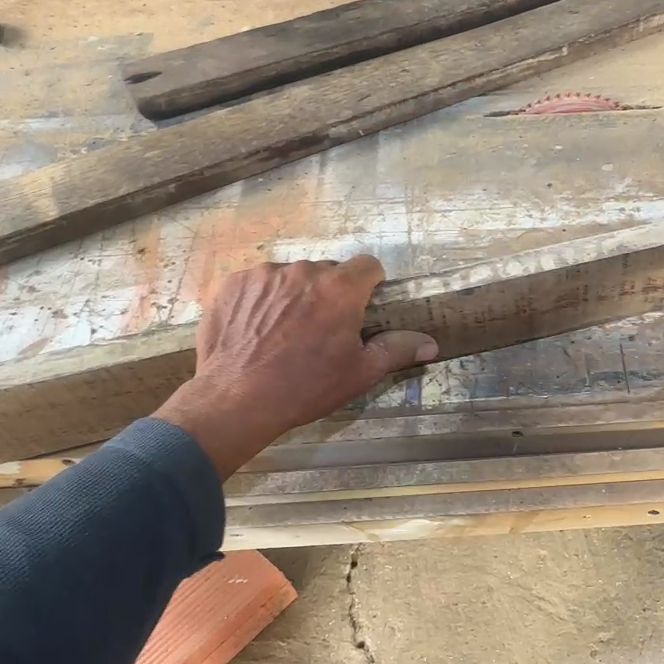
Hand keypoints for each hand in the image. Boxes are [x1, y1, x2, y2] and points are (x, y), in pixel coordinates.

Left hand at [154, 255, 436, 477]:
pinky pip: (258, 284)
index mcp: (340, 289)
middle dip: (330, 294)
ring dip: (295, 296)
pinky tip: (257, 332)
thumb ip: (396, 350)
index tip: (363, 309)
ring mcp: (263, 274)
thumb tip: (431, 344)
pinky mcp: (233, 284)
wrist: (237, 398)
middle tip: (322, 331)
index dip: (370, 285)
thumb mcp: (359, 373)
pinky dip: (262, 301)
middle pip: (327, 272)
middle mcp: (302, 271)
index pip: (368, 265)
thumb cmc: (306, 387)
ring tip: (285, 334)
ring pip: (291, 277)